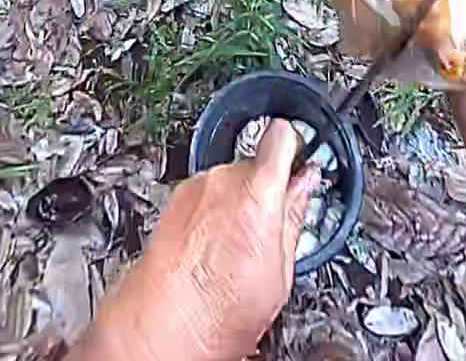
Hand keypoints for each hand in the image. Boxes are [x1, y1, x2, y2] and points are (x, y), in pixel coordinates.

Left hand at [73, 121, 319, 360]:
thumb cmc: (216, 313)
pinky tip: (212, 249)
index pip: (282, 134)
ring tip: (234, 248)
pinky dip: (212, 212)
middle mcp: (225, 179)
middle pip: (257, 164)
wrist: (159, 331)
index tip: (298, 160)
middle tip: (265, 231)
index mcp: (259, 191)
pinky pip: (207, 193)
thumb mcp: (279, 272)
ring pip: (231, 181)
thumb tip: (306, 184)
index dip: (293, 145)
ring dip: (236, 203)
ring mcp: (197, 187)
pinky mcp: (176, 198)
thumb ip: (295, 214)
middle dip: (264, 190)